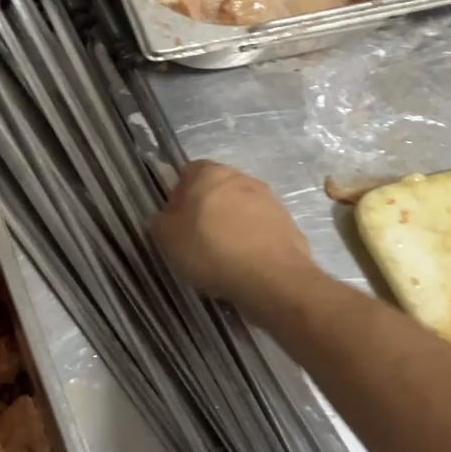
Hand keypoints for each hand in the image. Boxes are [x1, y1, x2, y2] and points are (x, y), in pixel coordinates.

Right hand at [151, 160, 320, 320]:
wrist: (273, 280)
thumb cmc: (211, 249)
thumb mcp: (167, 238)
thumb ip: (159, 221)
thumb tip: (164, 218)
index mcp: (211, 174)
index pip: (189, 171)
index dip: (179, 194)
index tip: (176, 219)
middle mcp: (243, 179)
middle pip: (217, 188)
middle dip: (207, 208)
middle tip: (196, 236)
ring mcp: (272, 202)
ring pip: (242, 208)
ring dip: (232, 224)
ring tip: (223, 255)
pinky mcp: (291, 227)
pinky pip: (262, 229)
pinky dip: (253, 241)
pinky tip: (245, 264)